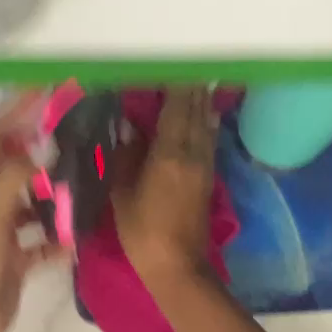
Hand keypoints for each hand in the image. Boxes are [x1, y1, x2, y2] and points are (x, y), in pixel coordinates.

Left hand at [0, 92, 63, 331]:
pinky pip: (40, 243)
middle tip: (78, 134)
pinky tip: (76, 237)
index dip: (17, 111)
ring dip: (54, 196)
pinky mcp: (12, 262)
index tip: (48, 89)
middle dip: (42, 151)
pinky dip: (56, 239)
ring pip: (31, 204)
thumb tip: (36, 146)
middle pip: (15, 167)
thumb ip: (11, 177)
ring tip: (84, 184)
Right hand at [113, 86, 218, 285]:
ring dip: (199, 102)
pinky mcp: (208, 178)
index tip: (167, 64)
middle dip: (189, 87)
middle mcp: (193, 152)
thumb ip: (124, 157)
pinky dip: (202, 122)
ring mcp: (204, 164)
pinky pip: (207, 139)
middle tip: (181, 67)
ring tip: (191, 84)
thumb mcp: (122, 194)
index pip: (175, 106)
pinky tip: (199, 117)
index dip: (173, 83)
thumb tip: (127, 129)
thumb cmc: (143, 232)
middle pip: (195, 109)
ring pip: (205, 122)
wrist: (177, 267)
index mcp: (169, 153)